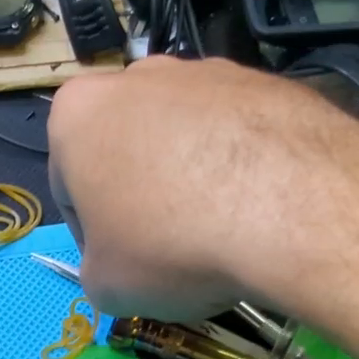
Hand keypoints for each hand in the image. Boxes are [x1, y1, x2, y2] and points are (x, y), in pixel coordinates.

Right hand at [47, 57, 358, 350]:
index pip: (69, 185)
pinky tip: (257, 213)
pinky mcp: (267, 82)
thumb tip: (120, 266)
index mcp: (76, 114)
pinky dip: (241, 171)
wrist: (289, 208)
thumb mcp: (105, 286)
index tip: (119, 263)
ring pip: (183, 139)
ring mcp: (207, 71)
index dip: (91, 236)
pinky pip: (239, 136)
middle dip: (140, 196)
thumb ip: (96, 270)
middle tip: (166, 249)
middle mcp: (135, 77)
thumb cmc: (169, 245)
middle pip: (126, 150)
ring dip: (189, 180)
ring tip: (219, 232)